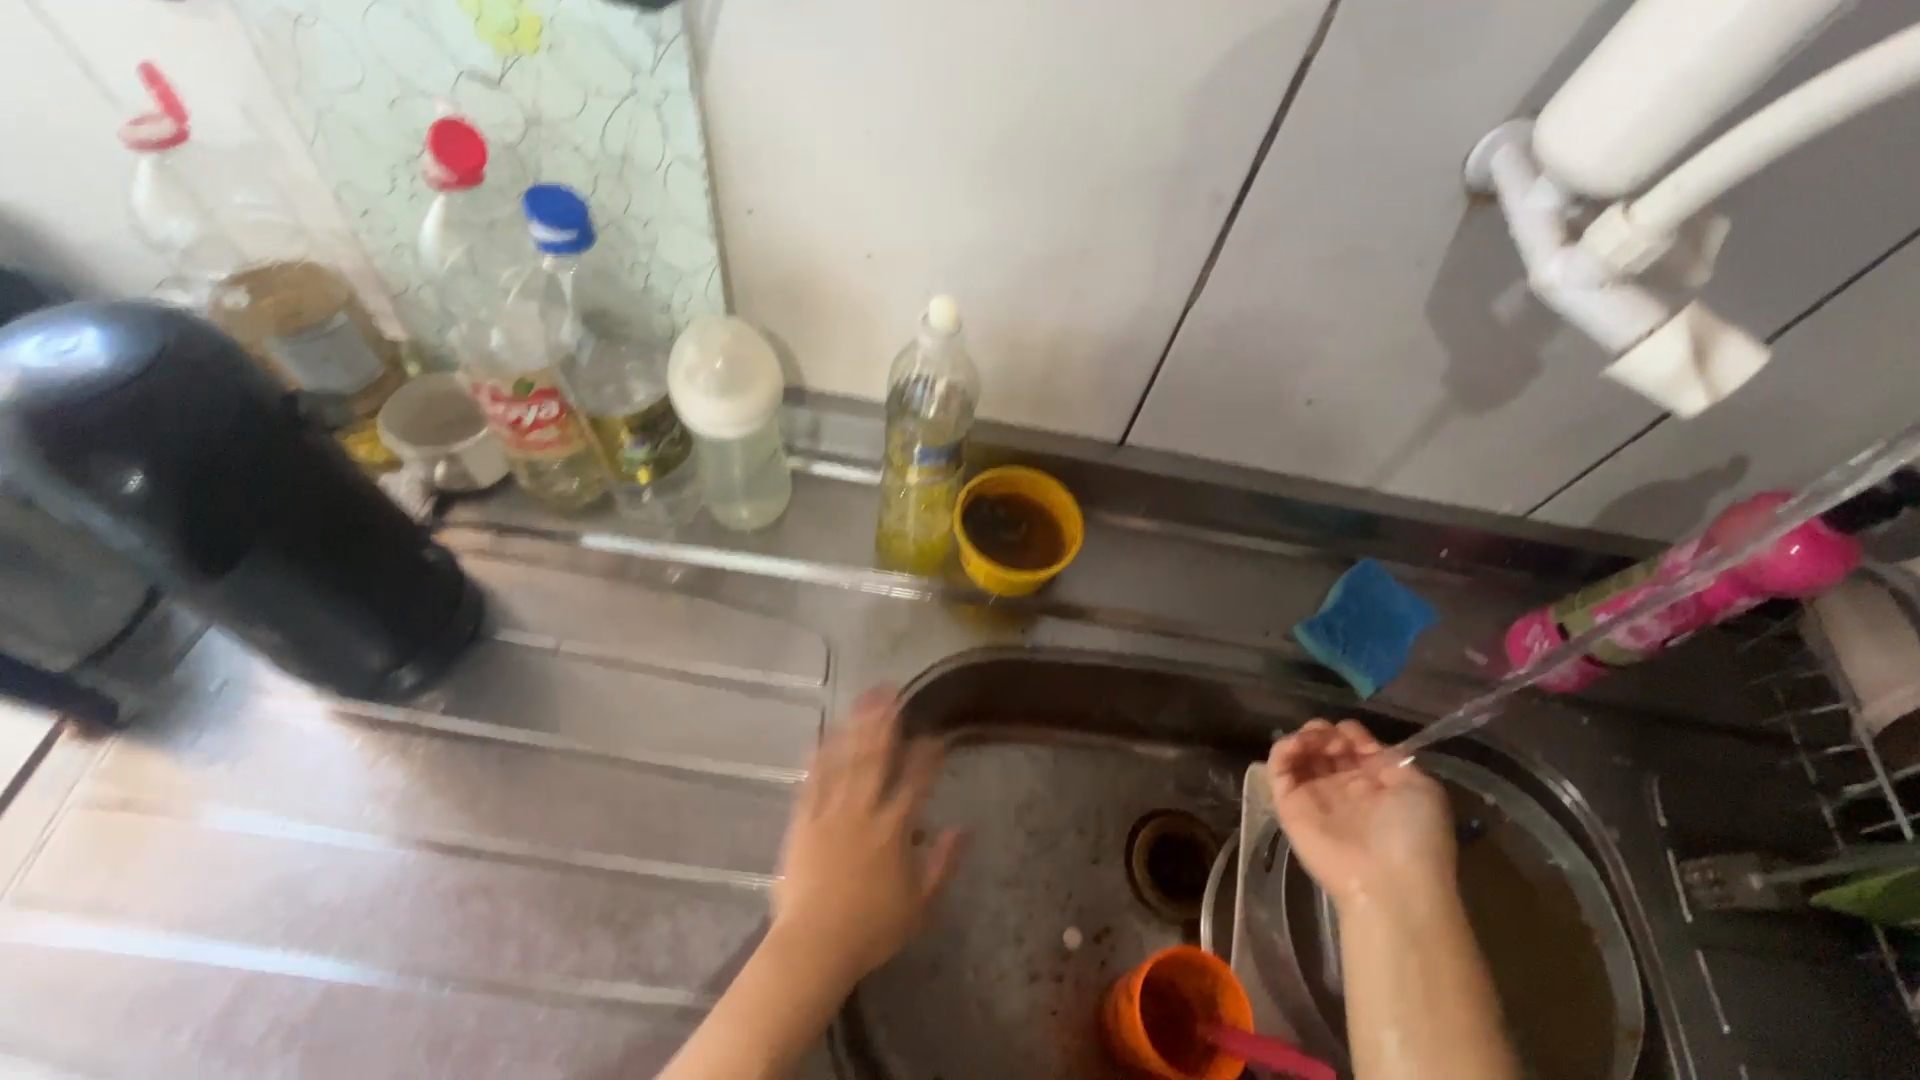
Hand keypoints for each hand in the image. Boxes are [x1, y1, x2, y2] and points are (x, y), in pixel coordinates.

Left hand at [772, 688, 961, 982]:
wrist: (814, 945)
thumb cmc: (872, 929)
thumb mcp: (920, 903)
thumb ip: (942, 862)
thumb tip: (964, 829)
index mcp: (894, 829)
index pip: (916, 782)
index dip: (927, 757)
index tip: (935, 735)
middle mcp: (863, 812)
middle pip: (877, 758)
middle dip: (886, 723)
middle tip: (891, 693)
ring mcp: (829, 813)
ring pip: (845, 761)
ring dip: (855, 727)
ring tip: (863, 700)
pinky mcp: (802, 822)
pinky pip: (811, 781)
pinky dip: (818, 756)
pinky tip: (822, 735)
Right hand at [1267, 719, 1454, 907]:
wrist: (1388, 881)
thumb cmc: (1413, 834)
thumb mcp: (1422, 788)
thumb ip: (1392, 759)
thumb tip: (1364, 746)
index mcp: (1375, 782)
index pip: (1352, 744)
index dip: (1351, 733)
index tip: (1354, 738)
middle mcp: (1343, 787)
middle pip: (1323, 746)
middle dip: (1325, 733)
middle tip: (1333, 741)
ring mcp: (1314, 796)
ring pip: (1298, 753)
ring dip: (1304, 737)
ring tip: (1315, 742)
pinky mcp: (1287, 805)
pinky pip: (1277, 770)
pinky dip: (1282, 749)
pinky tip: (1298, 745)